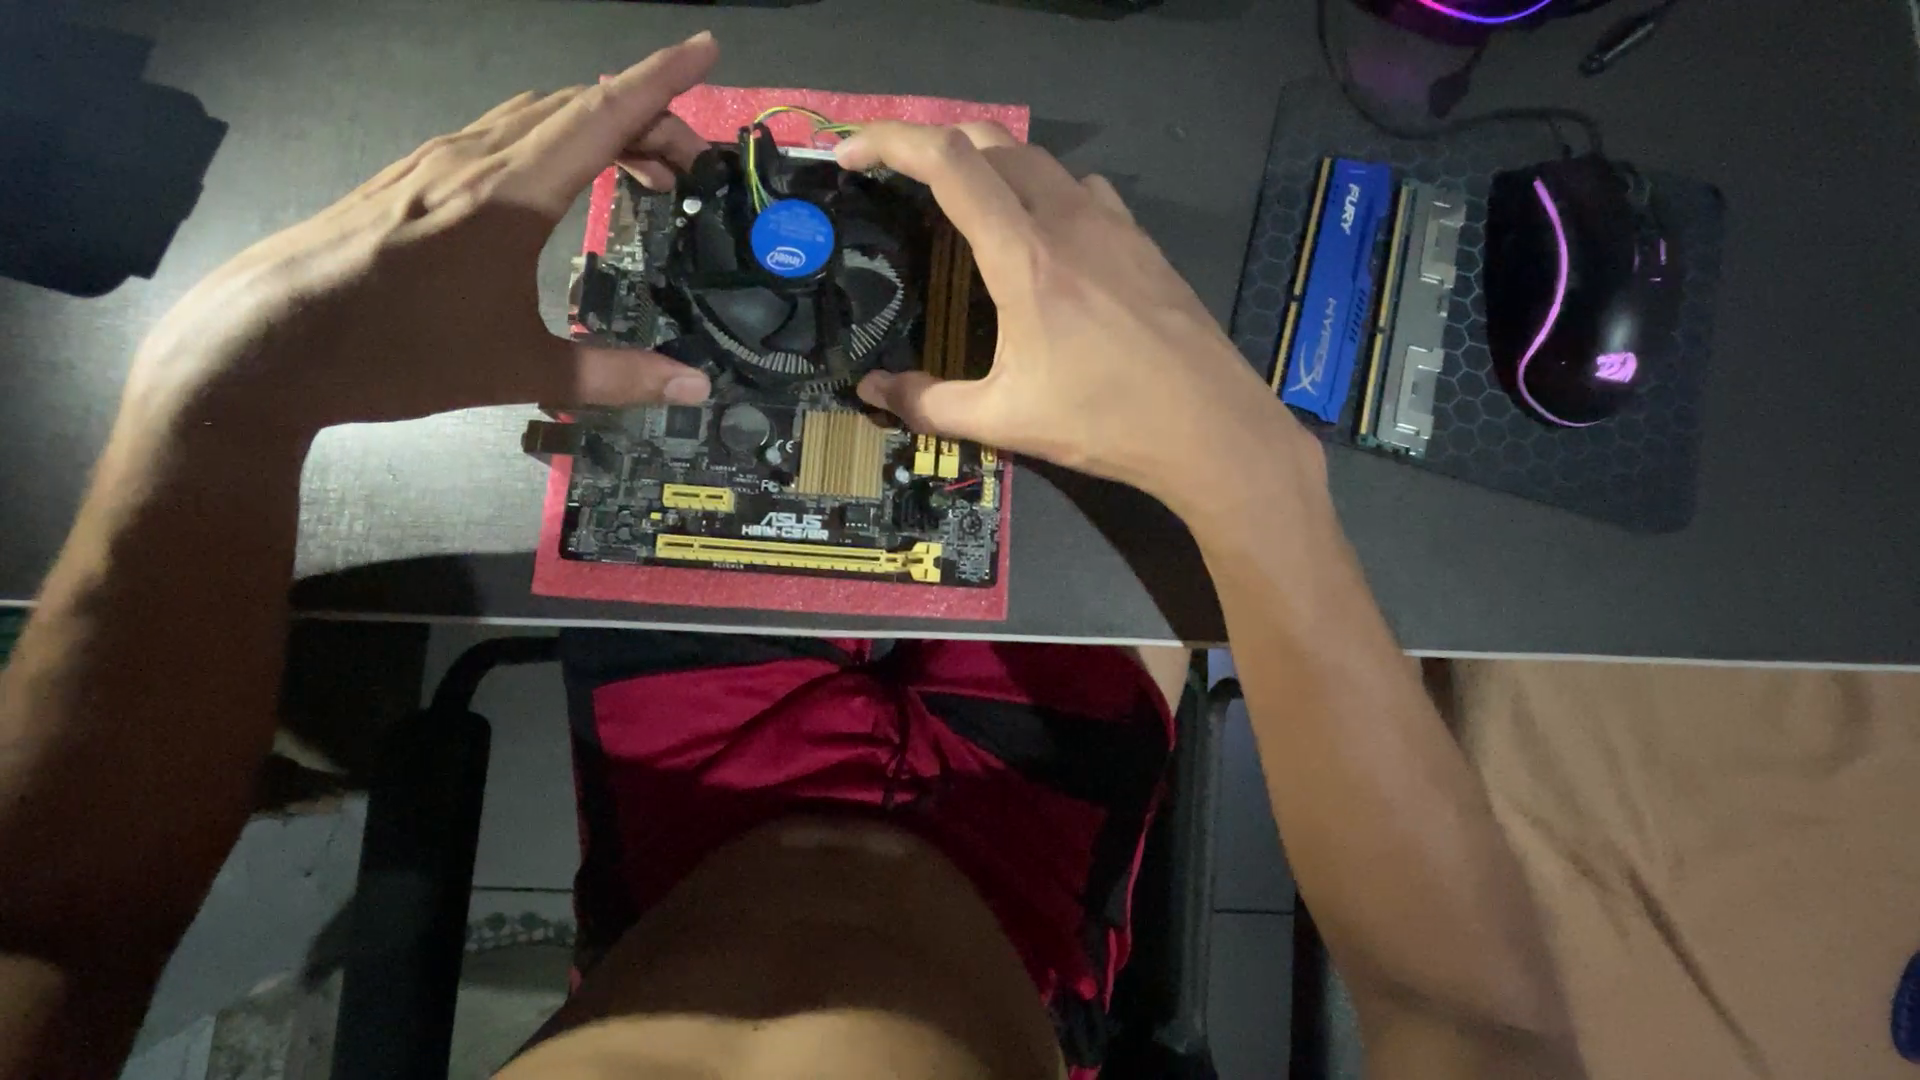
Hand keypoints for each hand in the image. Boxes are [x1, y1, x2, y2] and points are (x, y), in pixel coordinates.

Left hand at [124, 33, 721, 443]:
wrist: (269, 344)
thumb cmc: (401, 353)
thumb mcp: (521, 371)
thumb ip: (615, 376)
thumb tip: (697, 385)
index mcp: (509, 196)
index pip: (599, 117)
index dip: (658, 81)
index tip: (705, 51)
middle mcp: (474, 160)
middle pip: (576, 108)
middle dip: (645, 116)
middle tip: (692, 165)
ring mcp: (438, 161)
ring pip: (536, 115)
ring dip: (600, 126)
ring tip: (645, 168)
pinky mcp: (414, 176)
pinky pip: (503, 134)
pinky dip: (556, 140)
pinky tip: (566, 178)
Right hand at [837, 122, 1316, 503]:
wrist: (1209, 427)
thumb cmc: (1104, 422)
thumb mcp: (1004, 419)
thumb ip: (928, 403)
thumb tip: (871, 392)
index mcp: (1026, 257)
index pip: (948, 162)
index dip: (889, 141)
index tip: (851, 156)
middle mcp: (1069, 220)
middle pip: (990, 142)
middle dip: (934, 146)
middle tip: (900, 182)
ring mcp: (1113, 224)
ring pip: (1039, 161)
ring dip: (990, 166)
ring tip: (966, 208)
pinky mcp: (1142, 241)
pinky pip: (1081, 189)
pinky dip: (1042, 191)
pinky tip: (1042, 237)